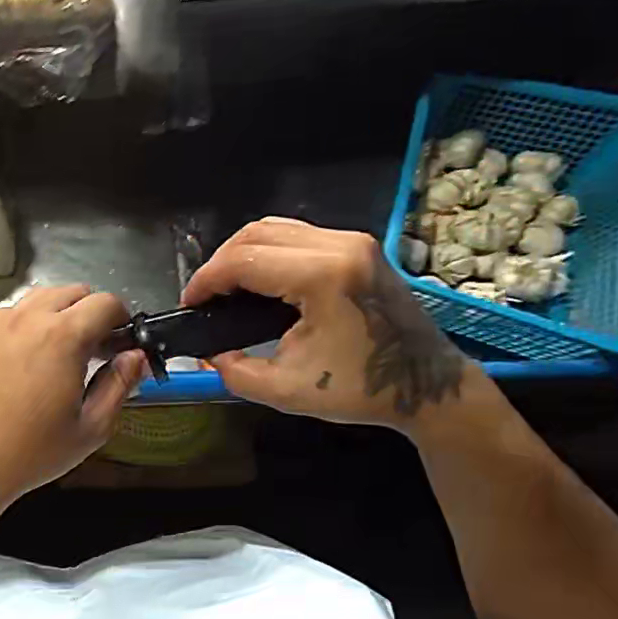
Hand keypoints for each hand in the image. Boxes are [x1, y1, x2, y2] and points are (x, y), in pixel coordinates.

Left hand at [0, 286, 148, 512]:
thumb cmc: (30, 452)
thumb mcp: (92, 426)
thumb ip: (121, 384)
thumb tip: (135, 357)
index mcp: (63, 337)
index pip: (106, 303)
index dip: (122, 319)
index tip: (122, 342)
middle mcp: (29, 320)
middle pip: (74, 292)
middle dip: (92, 314)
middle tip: (96, 350)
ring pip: (40, 298)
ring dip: (60, 314)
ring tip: (62, 353)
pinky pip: (11, 315)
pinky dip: (29, 325)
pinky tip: (28, 362)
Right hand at [183, 217, 471, 430]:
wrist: (427, 385)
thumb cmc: (361, 391)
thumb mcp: (287, 390)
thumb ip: (235, 371)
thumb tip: (208, 352)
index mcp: (324, 276)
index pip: (245, 260)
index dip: (207, 279)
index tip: (190, 303)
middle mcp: (340, 245)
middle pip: (258, 232)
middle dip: (222, 262)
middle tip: (206, 297)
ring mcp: (353, 241)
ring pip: (278, 228)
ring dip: (245, 253)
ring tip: (228, 288)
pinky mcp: (359, 246)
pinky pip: (300, 236)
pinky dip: (270, 252)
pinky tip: (260, 281)